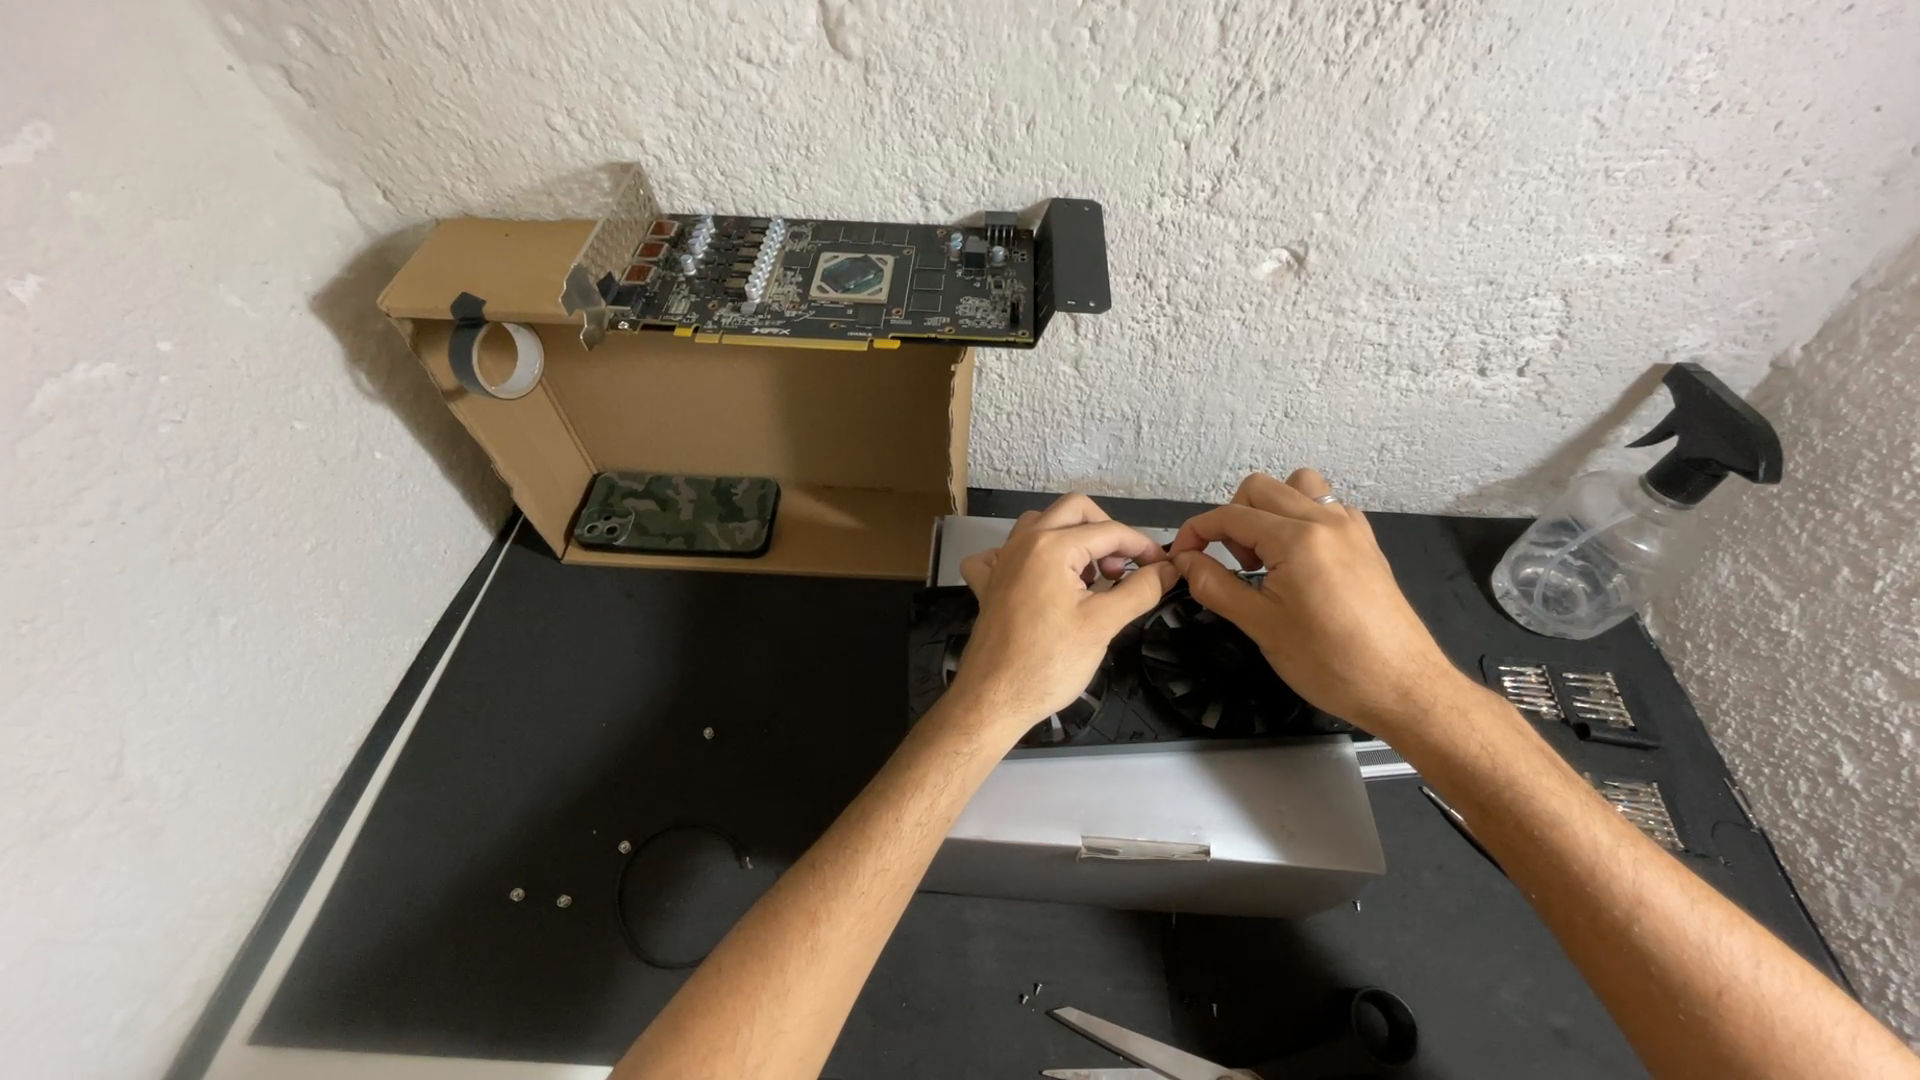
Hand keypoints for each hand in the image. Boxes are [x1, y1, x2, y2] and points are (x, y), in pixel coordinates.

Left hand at [954, 495, 1178, 742]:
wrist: (993, 699)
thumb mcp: (1104, 624)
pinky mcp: (988, 585)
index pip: (1109, 530)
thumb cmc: (1048, 663)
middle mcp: (1022, 543)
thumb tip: (1168, 570)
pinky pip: (1003, 554)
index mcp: (1051, 546)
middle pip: (1073, 511)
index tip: (1162, 566)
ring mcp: (1000, 562)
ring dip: (1070, 539)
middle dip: (1105, 532)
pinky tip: (1039, 580)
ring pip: (1040, 525)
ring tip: (1088, 577)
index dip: (1142, 546)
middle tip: (1121, 569)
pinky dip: (1025, 558)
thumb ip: (1141, 590)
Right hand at [1166, 471, 1463, 733]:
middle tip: (1231, 564)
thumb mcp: (1260, 626)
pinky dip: (1301, 519)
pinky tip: (1298, 560)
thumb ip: (1214, 585)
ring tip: (1266, 555)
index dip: (1196, 531)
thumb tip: (1183, 560)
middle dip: (1231, 518)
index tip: (1180, 558)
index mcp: (1297, 538)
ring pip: (1298, 486)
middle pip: (1260, 488)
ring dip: (1269, 509)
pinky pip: (1326, 507)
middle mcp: (1326, 519)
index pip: (1230, 515)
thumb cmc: (1328, 661)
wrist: (1402, 687)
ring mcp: (1351, 528)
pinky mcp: (1366, 543)